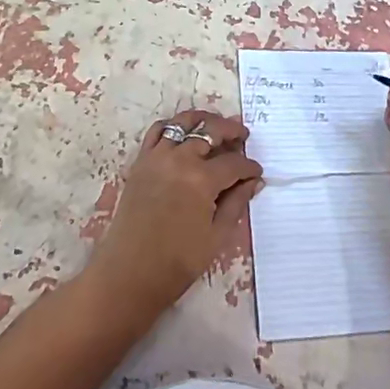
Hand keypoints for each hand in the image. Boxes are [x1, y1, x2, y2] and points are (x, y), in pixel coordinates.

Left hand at [86, 111, 263, 309]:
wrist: (131, 268)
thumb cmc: (178, 260)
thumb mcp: (216, 236)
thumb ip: (236, 203)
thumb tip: (253, 182)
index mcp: (201, 179)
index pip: (233, 163)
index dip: (249, 166)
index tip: (257, 171)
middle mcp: (179, 159)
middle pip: (209, 133)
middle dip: (230, 131)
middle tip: (243, 135)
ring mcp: (157, 156)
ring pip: (182, 123)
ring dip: (202, 121)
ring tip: (216, 125)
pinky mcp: (141, 160)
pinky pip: (157, 131)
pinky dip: (173, 125)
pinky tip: (183, 131)